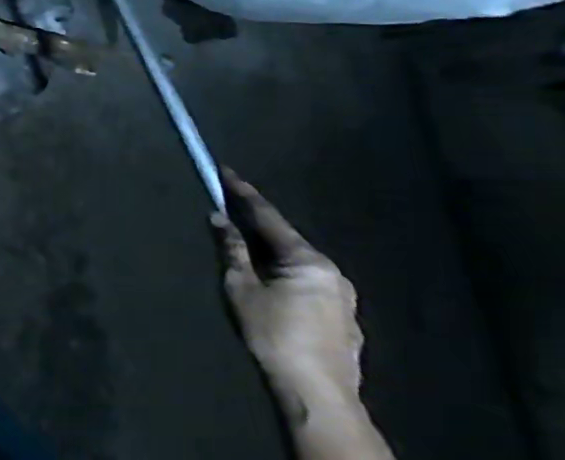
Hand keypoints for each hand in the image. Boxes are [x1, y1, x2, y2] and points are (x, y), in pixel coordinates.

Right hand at [214, 170, 363, 398]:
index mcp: (308, 260)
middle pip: (286, 238)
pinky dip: (284, 271)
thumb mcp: (242, 287)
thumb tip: (220, 218)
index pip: (269, 217)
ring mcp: (343, 297)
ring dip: (271, 250)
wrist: (318, 392)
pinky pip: (307, 281)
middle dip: (257, 224)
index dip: (244, 193)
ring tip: (245, 244)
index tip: (225, 171)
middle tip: (230, 208)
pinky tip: (270, 279)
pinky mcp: (344, 318)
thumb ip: (233, 249)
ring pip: (298, 261)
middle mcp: (332, 272)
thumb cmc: (274, 333)